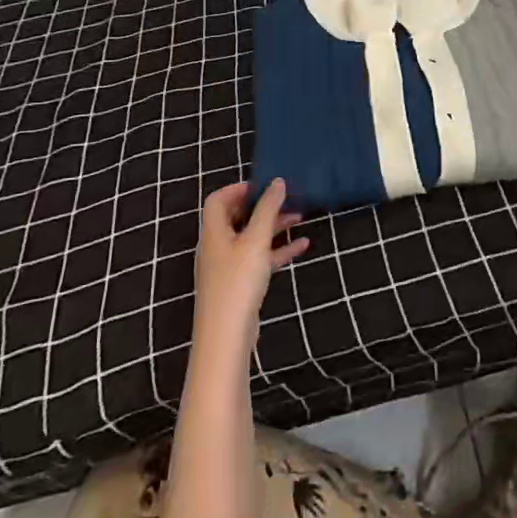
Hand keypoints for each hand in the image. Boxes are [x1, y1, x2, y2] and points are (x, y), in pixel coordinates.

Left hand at [192, 179, 309, 359]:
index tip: (264, 184)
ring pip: (251, 238)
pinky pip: (259, 259)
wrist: (226, 335)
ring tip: (300, 217)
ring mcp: (228, 267)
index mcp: (213, 231)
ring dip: (274, 226)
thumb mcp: (256, 240)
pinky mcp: (240, 284)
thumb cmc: (238, 281)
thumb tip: (277, 181)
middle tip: (286, 198)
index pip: (218, 199)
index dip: (239, 188)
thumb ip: (268, 209)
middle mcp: (217, 246)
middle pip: (237, 217)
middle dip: (262, 206)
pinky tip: (302, 246)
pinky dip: (278, 250)